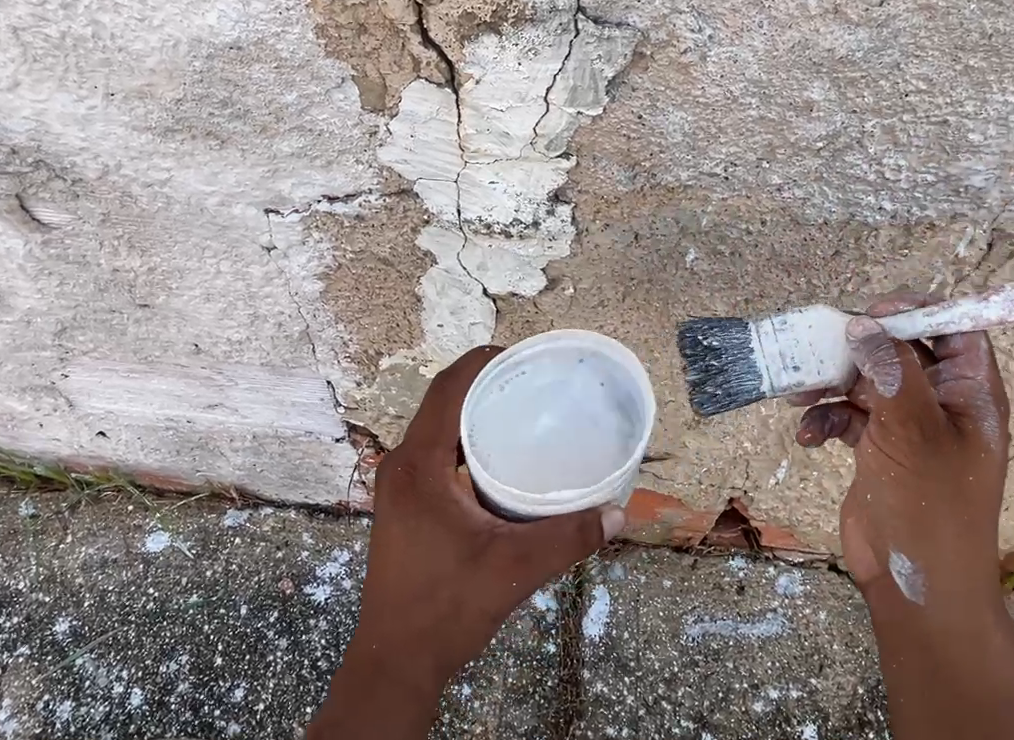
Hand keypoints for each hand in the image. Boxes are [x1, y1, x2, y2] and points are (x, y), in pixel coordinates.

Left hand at [308, 346, 624, 739]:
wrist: (396, 659)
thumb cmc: (446, 607)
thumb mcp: (514, 568)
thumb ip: (568, 538)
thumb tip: (618, 513)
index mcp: (418, 464)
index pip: (447, 389)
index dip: (482, 361)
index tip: (522, 353)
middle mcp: (402, 465)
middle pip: (442, 402)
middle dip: (484, 383)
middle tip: (533, 380)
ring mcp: (399, 486)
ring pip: (437, 428)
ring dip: (473, 413)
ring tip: (522, 409)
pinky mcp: (404, 504)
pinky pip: (435, 452)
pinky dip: (465, 441)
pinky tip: (499, 456)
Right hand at [791, 293, 1013, 739]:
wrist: (915, 585)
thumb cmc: (929, 506)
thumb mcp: (913, 431)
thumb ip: (892, 371)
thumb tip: (865, 323)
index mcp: (970, 396)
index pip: (957, 331)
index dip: (920, 313)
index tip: (874, 311)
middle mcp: (942, 405)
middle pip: (902, 351)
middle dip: (859, 348)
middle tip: (824, 346)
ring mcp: (908, 428)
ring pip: (868, 382)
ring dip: (832, 383)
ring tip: (800, 392)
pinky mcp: (878, 449)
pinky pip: (849, 417)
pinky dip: (825, 420)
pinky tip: (807, 437)